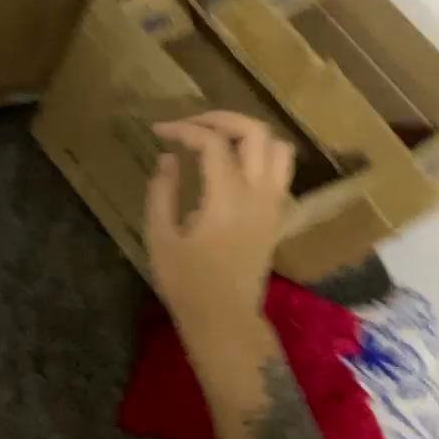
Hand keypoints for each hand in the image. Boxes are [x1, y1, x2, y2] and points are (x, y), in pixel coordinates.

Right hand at [144, 111, 294, 384]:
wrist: (224, 320)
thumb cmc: (186, 283)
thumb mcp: (161, 238)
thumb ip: (162, 192)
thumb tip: (169, 158)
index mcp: (227, 199)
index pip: (212, 143)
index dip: (184, 129)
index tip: (159, 131)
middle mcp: (259, 194)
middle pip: (256, 132)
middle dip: (221, 118)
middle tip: (190, 124)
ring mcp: (275, 204)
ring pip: (278, 147)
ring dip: (248, 134)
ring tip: (216, 139)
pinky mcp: (277, 215)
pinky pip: (280, 170)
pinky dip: (259, 155)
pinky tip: (231, 165)